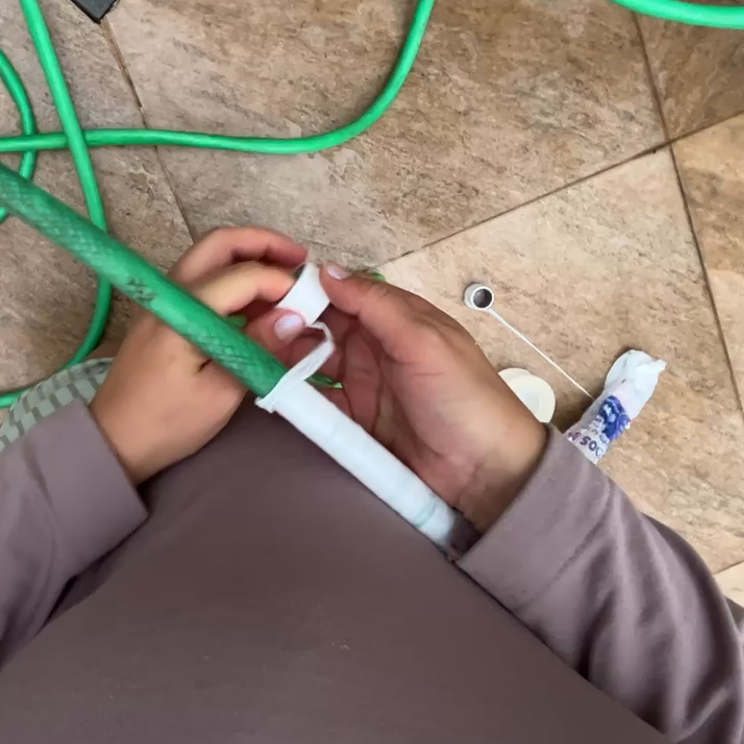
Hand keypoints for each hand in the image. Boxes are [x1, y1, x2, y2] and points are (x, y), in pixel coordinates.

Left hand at [90, 227, 310, 483]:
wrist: (113, 440)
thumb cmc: (167, 423)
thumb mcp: (220, 392)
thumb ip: (257, 347)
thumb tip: (294, 317)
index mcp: (184, 312)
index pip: (241, 275)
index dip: (280, 282)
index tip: (309, 301)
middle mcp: (170, 293)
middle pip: (219, 244)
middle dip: (263, 244)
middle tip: (300, 261)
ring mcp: (164, 300)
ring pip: (209, 257)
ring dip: (248, 258)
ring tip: (285, 280)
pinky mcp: (163, 313)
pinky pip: (201, 279)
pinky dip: (232, 278)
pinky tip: (256, 303)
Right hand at [285, 266, 548, 532]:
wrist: (486, 473)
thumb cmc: (465, 397)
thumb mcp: (423, 340)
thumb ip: (375, 304)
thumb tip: (327, 270)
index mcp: (396, 318)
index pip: (342, 293)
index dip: (308, 290)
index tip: (271, 292)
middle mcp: (375, 346)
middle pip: (320, 326)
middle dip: (289, 323)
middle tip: (257, 328)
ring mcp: (362, 383)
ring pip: (311, 361)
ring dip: (286, 357)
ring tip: (259, 356)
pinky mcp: (354, 419)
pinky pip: (315, 401)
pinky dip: (294, 394)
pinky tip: (272, 388)